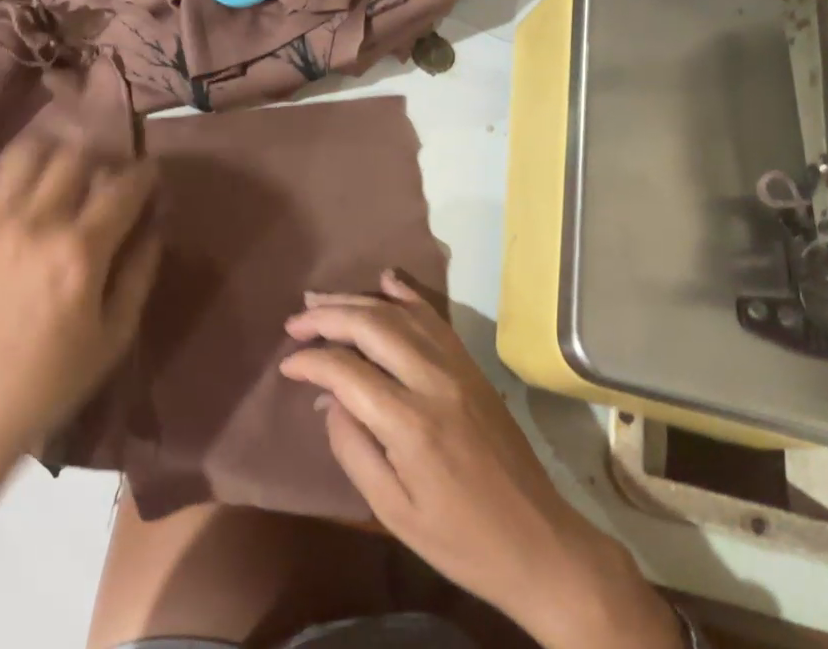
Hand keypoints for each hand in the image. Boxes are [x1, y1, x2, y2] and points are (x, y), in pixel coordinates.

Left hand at [0, 140, 160, 456]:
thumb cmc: (53, 379)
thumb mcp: (114, 337)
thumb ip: (139, 275)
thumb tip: (153, 228)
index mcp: (80, 252)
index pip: (122, 188)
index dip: (144, 174)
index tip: (151, 173)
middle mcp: (35, 223)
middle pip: (73, 156)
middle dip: (100, 159)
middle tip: (106, 177)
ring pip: (25, 154)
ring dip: (52, 157)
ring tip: (60, 177)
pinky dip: (4, 179)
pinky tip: (16, 199)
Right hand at [279, 271, 681, 648]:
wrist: (540, 545)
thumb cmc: (459, 540)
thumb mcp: (391, 510)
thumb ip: (352, 448)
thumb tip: (329, 400)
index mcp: (410, 423)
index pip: (345, 370)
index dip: (309, 362)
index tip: (286, 367)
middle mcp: (435, 382)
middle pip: (371, 326)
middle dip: (326, 316)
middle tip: (294, 323)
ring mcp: (460, 370)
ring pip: (401, 314)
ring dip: (357, 301)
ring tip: (320, 300)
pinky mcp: (475, 371)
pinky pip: (435, 320)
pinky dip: (407, 296)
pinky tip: (386, 281)